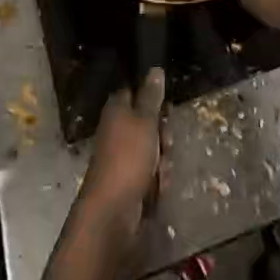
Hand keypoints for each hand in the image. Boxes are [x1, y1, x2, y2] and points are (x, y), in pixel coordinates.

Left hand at [81, 69, 164, 230]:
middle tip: (164, 144)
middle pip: (150, 123)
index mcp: (117, 110)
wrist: (113, 210)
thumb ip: (151, 96)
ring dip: (163, 161)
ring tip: (160, 173)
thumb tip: (155, 68)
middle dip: (163, 136)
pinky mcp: (130, 179)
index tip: (167, 110)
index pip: (136, 92)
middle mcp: (118, 129)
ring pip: (154, 150)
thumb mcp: (145, 121)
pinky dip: (157, 180)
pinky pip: (152, 172)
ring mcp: (123, 156)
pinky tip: (157, 190)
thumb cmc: (128, 158)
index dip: (154, 100)